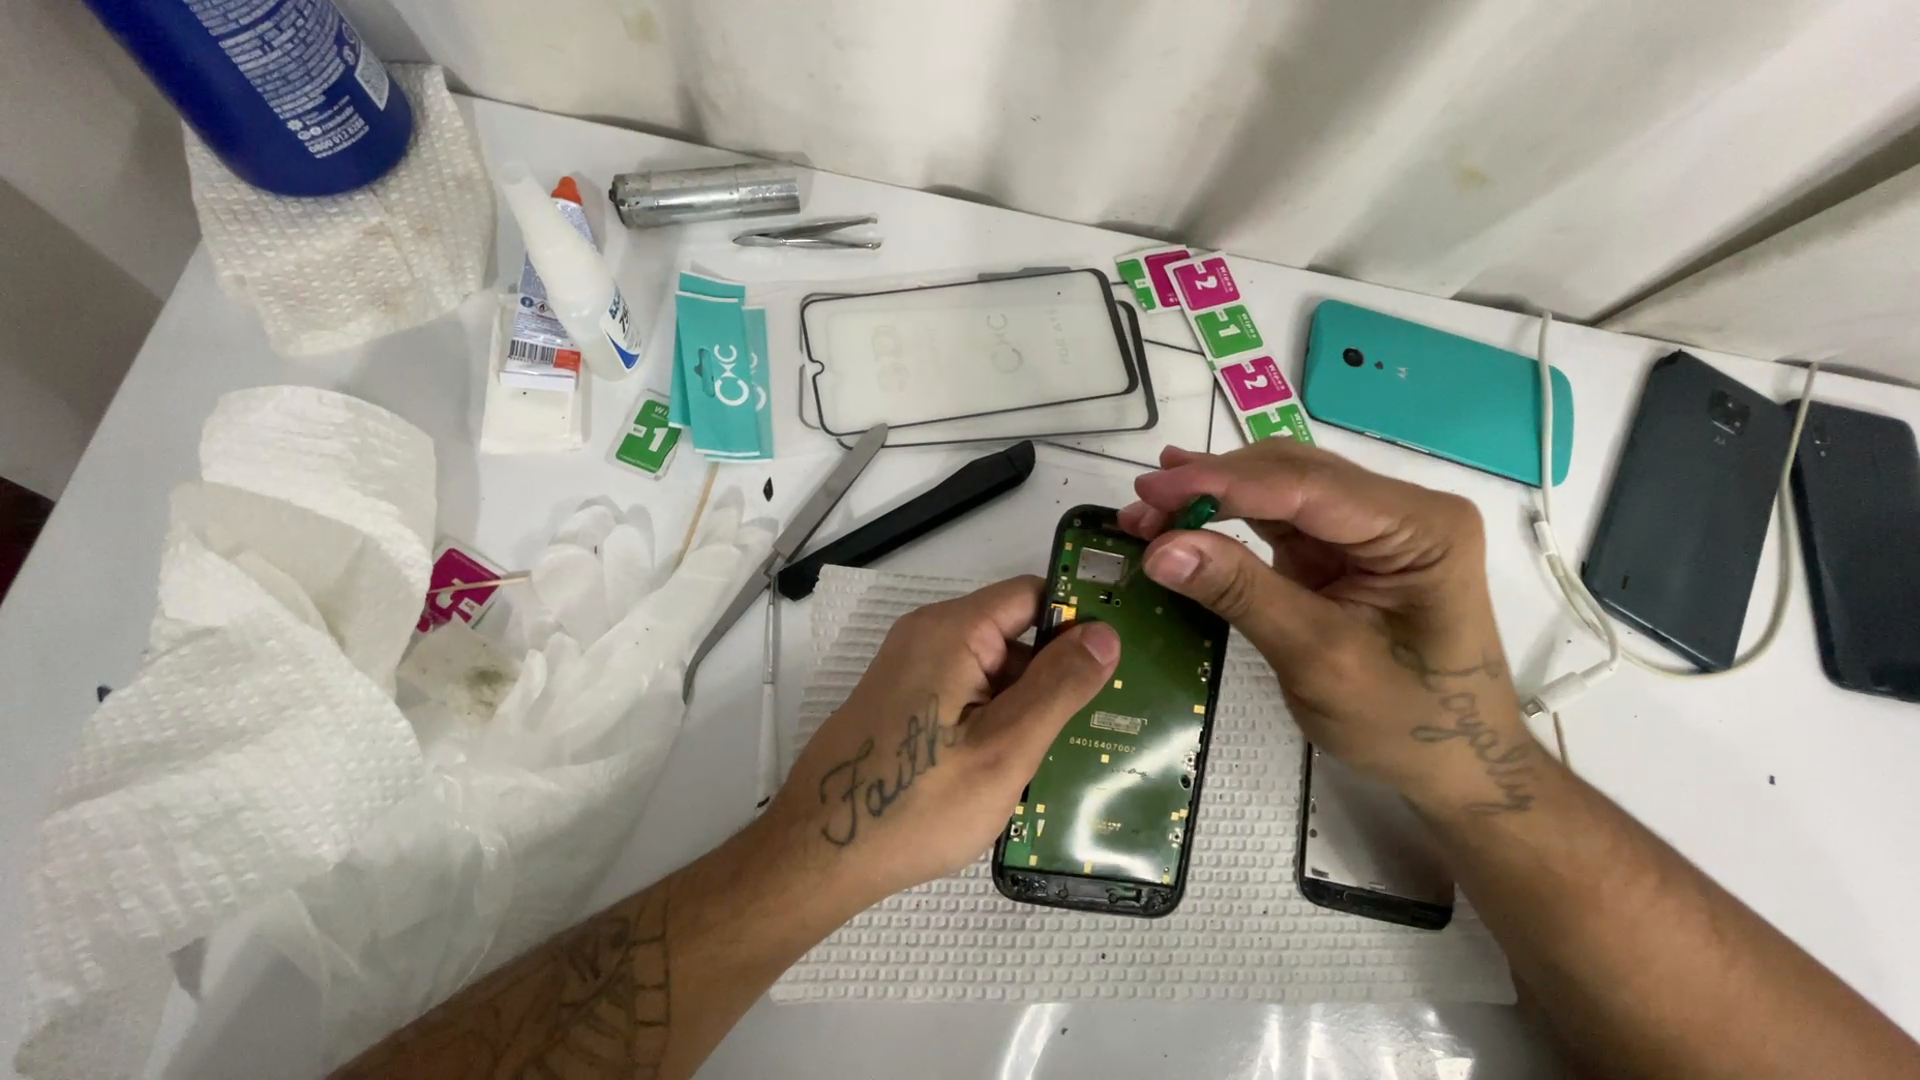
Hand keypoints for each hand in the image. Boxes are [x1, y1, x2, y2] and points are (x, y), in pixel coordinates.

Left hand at [762, 576, 1120, 910]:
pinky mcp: (903, 704)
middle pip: (1013, 634)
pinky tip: (1023, 765)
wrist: (819, 854)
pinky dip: (997, 720)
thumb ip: (1058, 686)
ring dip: (1028, 704)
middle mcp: (927, 637)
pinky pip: (965, 695)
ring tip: (1076, 750)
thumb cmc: (915, 804)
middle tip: (1105, 720)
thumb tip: (1105, 632)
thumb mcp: (1003, 749)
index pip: (1032, 595)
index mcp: (951, 631)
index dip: (1078, 621)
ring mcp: (911, 672)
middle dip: (1057, 673)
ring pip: (991, 670)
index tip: (1123, 659)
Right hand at [1120, 442, 1542, 816]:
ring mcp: (1372, 528)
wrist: (1455, 766)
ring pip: (1279, 488)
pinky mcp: (1345, 549)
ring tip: (1148, 507)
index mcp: (1419, 528)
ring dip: (1212, 496)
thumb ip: (1241, 593)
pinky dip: (1228, 517)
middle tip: (1139, 505)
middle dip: (1211, 486)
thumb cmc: (1404, 722)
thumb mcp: (1318, 658)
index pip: (1306, 486)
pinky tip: (1186, 508)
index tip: (1150, 489)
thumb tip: (1160, 549)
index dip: (1221, 482)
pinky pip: (1279, 519)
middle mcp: (1400, 512)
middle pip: (1291, 475)